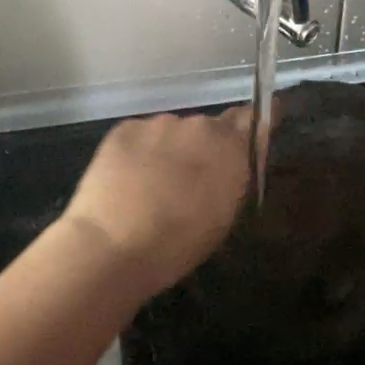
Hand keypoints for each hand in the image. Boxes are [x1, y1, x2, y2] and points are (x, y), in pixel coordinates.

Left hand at [60, 108, 254, 295]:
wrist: (111, 247)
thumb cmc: (176, 246)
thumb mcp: (221, 217)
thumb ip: (233, 177)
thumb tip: (235, 158)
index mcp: (230, 148)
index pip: (253, 118)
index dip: (252, 123)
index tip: (252, 129)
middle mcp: (199, 125)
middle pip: (207, 129)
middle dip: (201, 149)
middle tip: (185, 183)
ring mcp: (160, 123)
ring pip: (171, 133)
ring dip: (168, 151)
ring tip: (149, 187)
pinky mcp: (125, 127)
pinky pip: (140, 136)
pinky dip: (138, 153)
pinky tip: (126, 182)